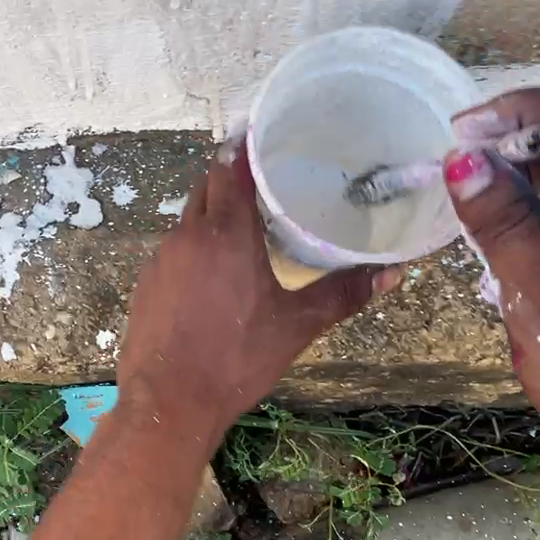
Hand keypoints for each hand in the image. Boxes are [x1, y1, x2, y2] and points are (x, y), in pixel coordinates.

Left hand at [119, 146, 402, 447]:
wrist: (168, 404)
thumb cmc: (234, 361)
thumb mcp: (296, 326)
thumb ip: (343, 294)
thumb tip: (394, 273)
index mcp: (225, 233)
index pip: (232, 166)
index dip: (248, 146)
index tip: (269, 135)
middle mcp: (187, 236)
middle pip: (208, 187)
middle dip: (232, 179)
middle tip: (266, 182)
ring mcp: (159, 260)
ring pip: (188, 221)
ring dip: (213, 217)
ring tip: (245, 228)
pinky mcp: (145, 285)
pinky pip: (173, 252)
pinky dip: (194, 250)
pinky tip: (212, 274)